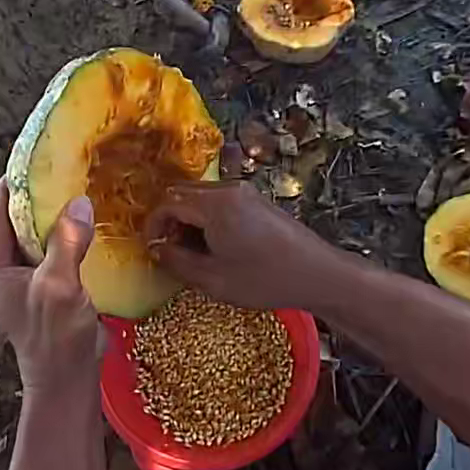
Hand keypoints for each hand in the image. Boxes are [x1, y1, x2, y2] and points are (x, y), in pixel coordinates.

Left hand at [0, 179, 101, 394]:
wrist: (68, 378)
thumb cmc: (55, 336)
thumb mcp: (59, 286)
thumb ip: (66, 243)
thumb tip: (79, 204)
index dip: (10, 188)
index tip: (28, 161)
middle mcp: (6, 273)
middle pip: (18, 225)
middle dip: (37, 200)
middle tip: (59, 171)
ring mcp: (28, 282)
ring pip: (39, 239)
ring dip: (56, 219)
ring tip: (76, 190)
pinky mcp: (50, 289)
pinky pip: (56, 254)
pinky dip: (69, 238)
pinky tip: (87, 224)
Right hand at [143, 180, 344, 308]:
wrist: (317, 273)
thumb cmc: (264, 280)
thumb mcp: (213, 278)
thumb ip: (177, 262)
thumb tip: (156, 249)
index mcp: (215, 205)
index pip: (167, 202)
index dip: (153, 226)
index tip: (153, 251)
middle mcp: (229, 189)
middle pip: (181, 193)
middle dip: (169, 220)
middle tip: (171, 251)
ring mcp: (245, 192)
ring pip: (200, 196)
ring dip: (187, 219)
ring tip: (193, 252)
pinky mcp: (256, 201)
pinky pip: (218, 201)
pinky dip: (206, 218)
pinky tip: (215, 246)